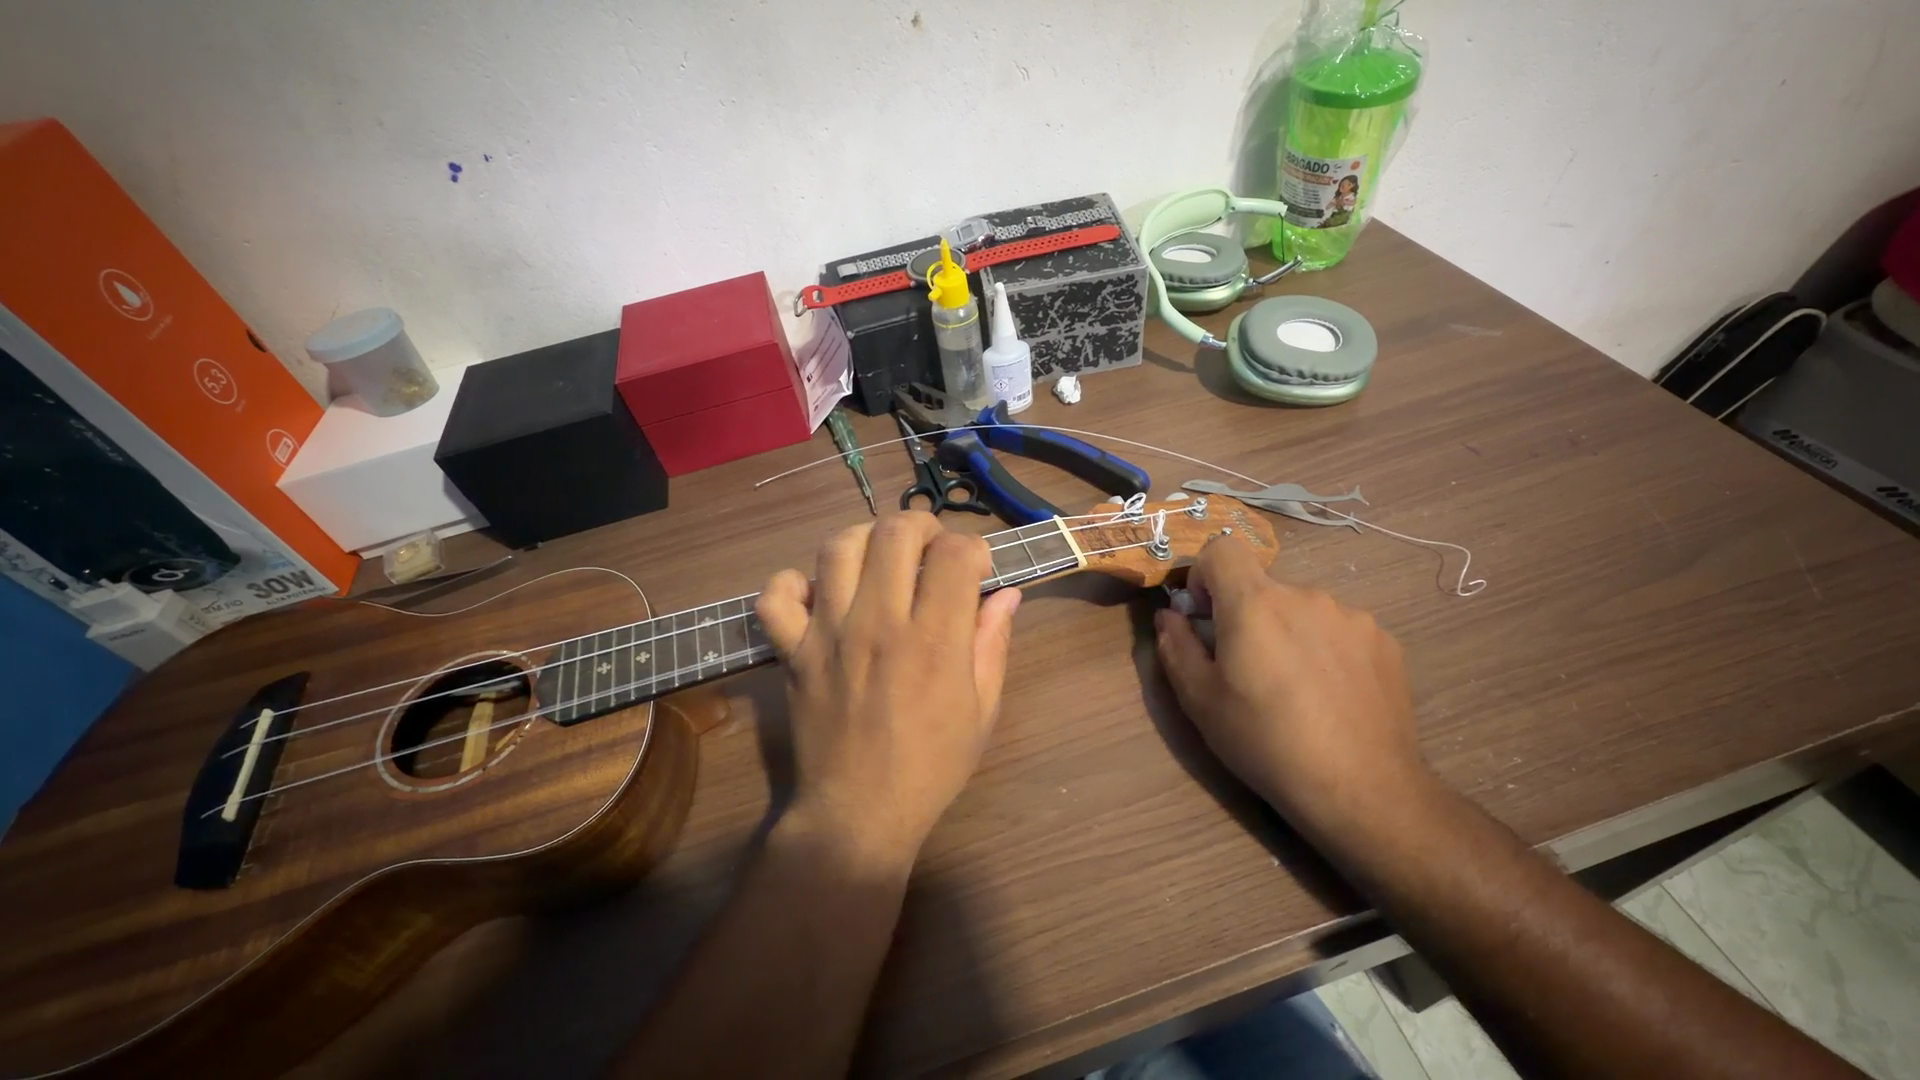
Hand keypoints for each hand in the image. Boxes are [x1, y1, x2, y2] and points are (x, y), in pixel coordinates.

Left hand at [755, 512, 1021, 869]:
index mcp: (935, 640)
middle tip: (929, 551)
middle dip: (921, 526)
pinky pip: (777, 595)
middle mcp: (880, 623)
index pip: (955, 552)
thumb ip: (993, 645)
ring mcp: (828, 634)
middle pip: (894, 532)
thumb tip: (1004, 595)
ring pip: (838, 548)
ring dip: (865, 540)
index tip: (974, 569)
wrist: (858, 814)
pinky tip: (820, 596)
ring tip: (879, 561)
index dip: (972, 548)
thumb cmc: (931, 766)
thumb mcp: (981, 711)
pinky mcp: (792, 651)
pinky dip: (793, 583)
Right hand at [1153, 535, 1426, 834]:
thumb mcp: (1201, 702)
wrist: (1361, 787)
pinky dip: (1328, 650)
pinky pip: (1341, 631)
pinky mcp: (1384, 641)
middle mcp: (1305, 595)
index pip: (1222, 549)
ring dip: (1291, 633)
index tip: (1206, 616)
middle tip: (1249, 671)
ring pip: (1304, 609)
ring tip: (1297, 690)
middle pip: (1264, 587)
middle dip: (1249, 616)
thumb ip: (1177, 648)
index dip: (1206, 575)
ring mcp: (1351, 616)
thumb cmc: (1265, 742)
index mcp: (1254, 603)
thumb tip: (1169, 616)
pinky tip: (1332, 697)